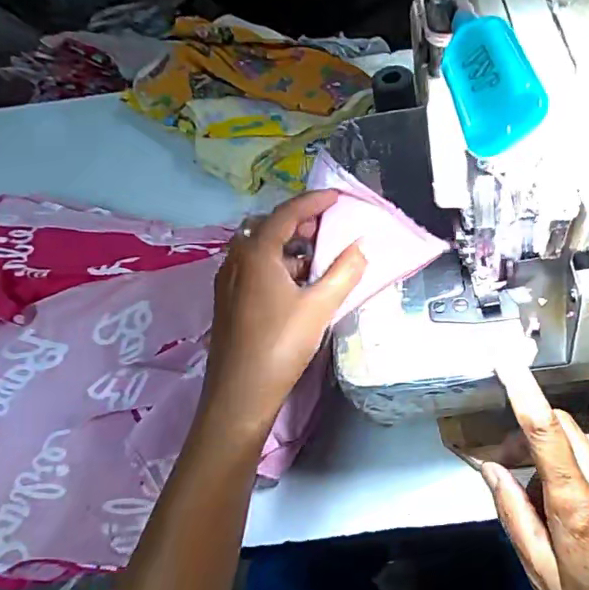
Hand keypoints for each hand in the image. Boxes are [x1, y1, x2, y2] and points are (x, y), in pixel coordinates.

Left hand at [201, 191, 366, 430]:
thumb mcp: (319, 307)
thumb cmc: (280, 345)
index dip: (314, 201)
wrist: (240, 393)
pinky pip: (253, 268)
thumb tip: (360, 246)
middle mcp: (236, 259)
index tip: (338, 196)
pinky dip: (276, 264)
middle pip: (268, 226)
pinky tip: (296, 284)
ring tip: (317, 256)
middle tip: (328, 226)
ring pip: (259, 249)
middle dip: (299, 222)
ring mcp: (227, 280)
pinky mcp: (227, 300)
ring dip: (288, 245)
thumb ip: (344, 272)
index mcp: (256, 253)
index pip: (287, 213)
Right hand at [481, 362, 588, 589]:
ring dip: (552, 461)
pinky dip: (577, 480)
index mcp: (580, 509)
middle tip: (502, 464)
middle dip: (528, 433)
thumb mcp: (542, 579)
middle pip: (565, 431)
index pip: (546, 434)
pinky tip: (572, 521)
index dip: (524, 392)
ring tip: (537, 507)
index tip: (506, 361)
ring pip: (582, 452)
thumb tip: (490, 470)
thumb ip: (515, 515)